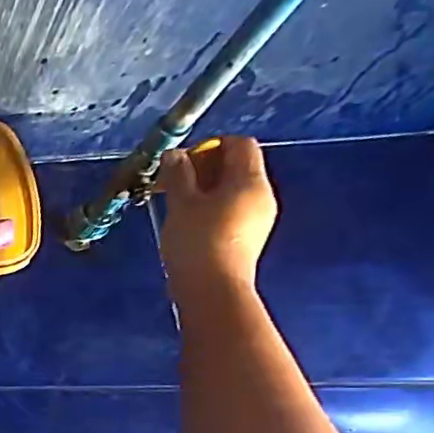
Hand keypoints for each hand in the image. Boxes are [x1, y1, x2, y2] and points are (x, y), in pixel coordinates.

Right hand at [156, 136, 276, 301]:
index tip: (180, 162)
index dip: (209, 146)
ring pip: (232, 189)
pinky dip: (211, 207)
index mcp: (250, 180)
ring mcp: (259, 216)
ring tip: (175, 205)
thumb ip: (178, 175)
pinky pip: (232, 208)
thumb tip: (175, 153)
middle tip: (171, 184)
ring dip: (204, 189)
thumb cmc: (197, 241)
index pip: (239, 144)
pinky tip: (189, 222)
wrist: (212, 288)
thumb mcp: (181, 204)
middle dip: (203, 168)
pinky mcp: (249, 235)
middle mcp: (262, 193)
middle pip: (237, 166)